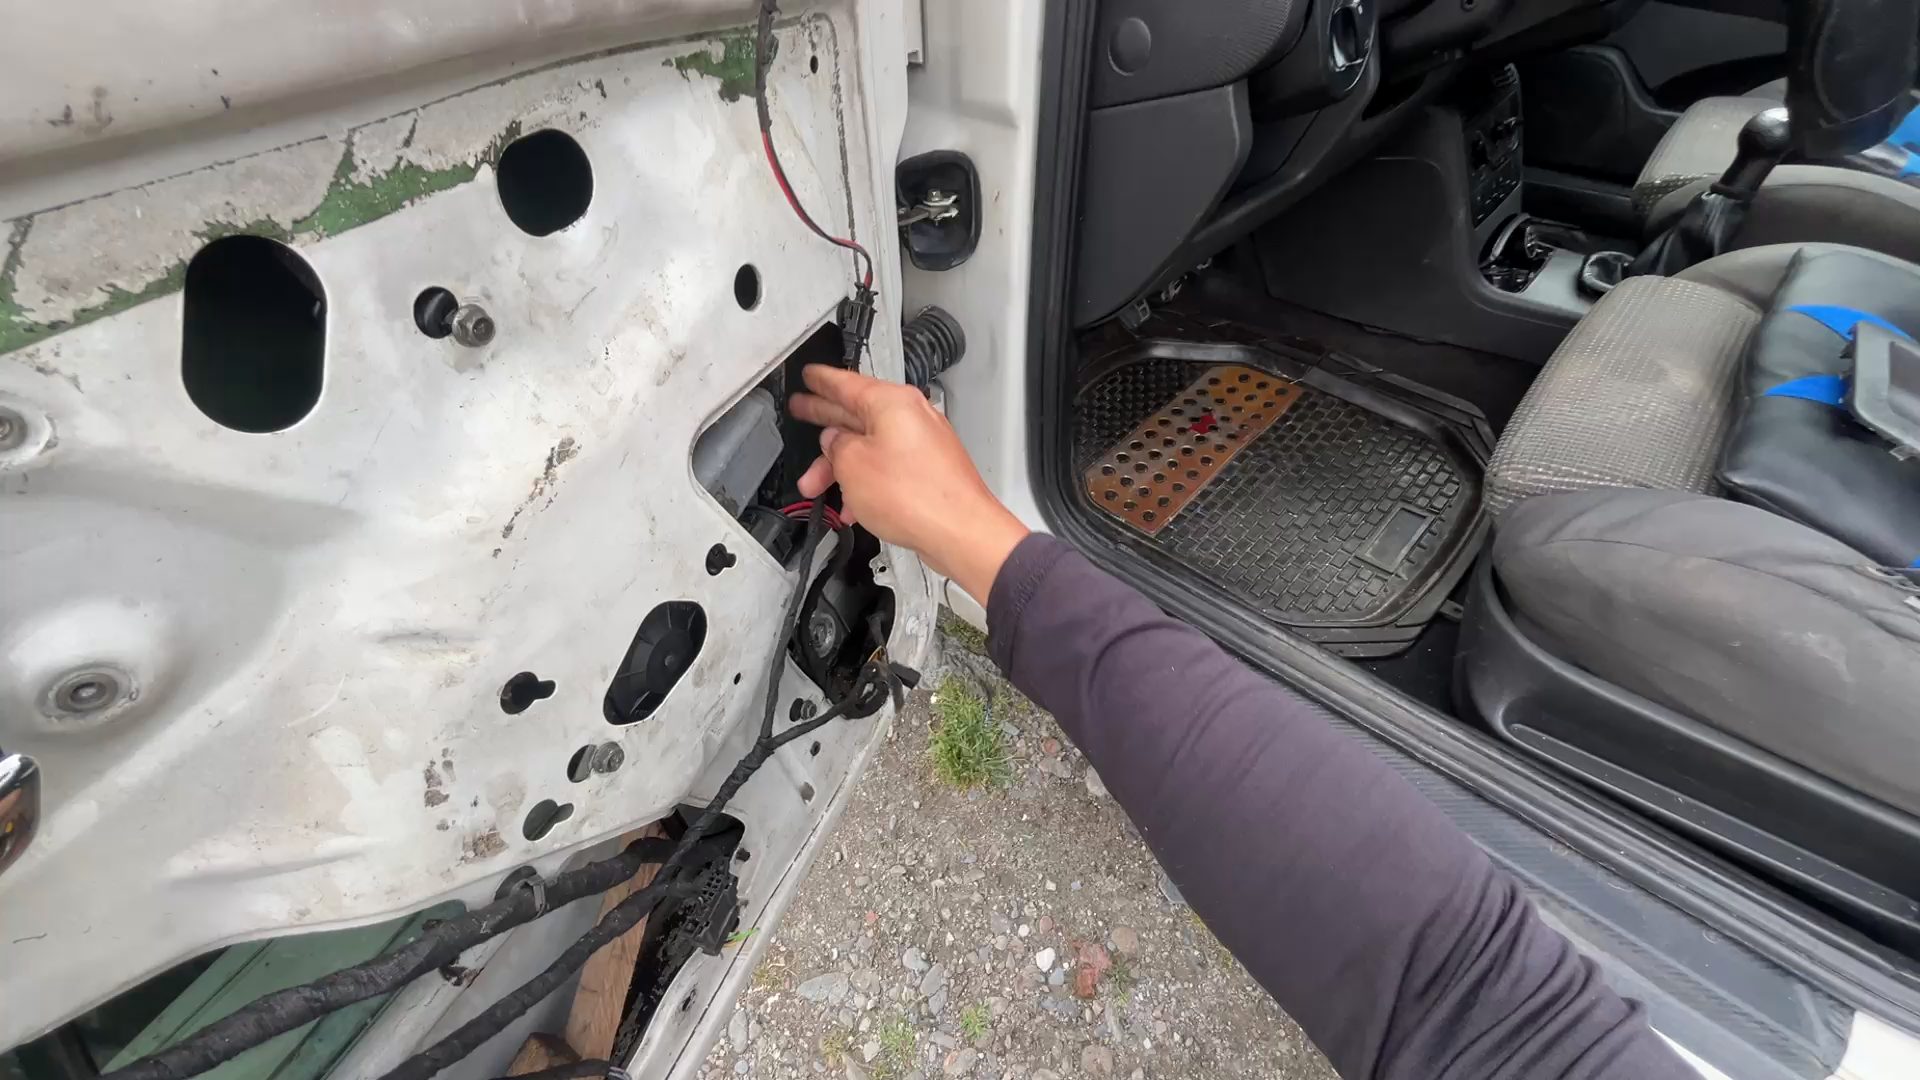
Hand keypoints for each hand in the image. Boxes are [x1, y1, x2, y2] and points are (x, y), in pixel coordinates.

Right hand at [788, 365, 1029, 602]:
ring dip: (840, 468)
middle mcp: (912, 418)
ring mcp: (923, 445)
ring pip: (871, 447)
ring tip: (816, 485)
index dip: (821, 380)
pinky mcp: (930, 471)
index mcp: (892, 403)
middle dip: (825, 419)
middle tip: (803, 409)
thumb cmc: (917, 496)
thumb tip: (834, 443)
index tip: (810, 375)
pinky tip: (852, 506)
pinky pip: (888, 469)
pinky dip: (866, 483)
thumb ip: (836, 447)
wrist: (959, 531)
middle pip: (857, 413)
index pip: (846, 382)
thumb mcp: (852, 466)